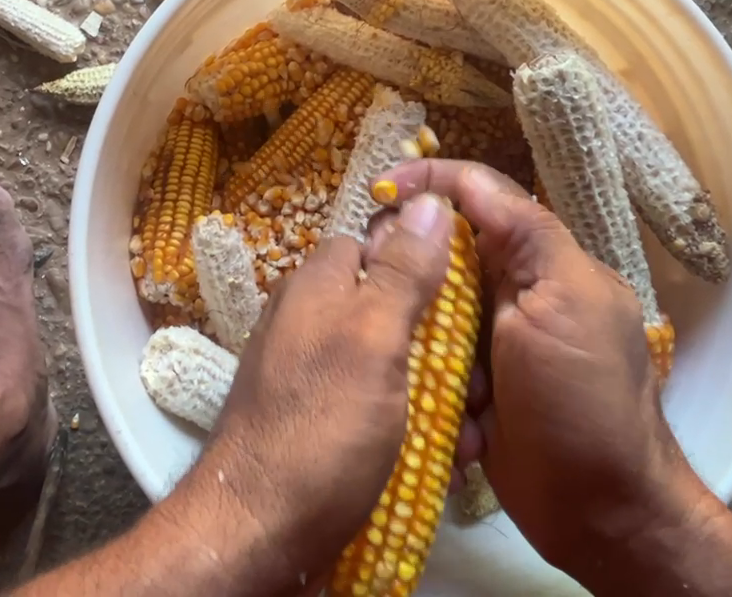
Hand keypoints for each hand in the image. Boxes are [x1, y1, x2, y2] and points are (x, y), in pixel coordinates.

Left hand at [164, 193, 456, 588]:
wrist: (257, 529)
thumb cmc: (320, 424)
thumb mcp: (373, 338)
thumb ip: (403, 273)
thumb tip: (429, 202)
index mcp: (316, 284)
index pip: (373, 244)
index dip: (418, 262)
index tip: (462, 297)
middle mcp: (306, 317)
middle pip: (385, 305)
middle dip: (434, 344)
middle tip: (474, 386)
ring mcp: (306, 369)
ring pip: (384, 360)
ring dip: (428, 393)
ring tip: (464, 435)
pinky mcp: (314, 416)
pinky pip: (368, 402)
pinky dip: (401, 423)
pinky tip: (433, 457)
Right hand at [379, 160, 716, 579]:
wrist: (600, 513)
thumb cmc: (584, 399)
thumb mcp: (566, 302)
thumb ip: (526, 234)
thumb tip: (470, 180)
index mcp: (538, 259)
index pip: (478, 195)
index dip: (429, 182)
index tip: (381, 189)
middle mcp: (511, 289)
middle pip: (441, 248)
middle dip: (408, 261)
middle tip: (376, 280)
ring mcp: (488, 338)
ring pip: (426, 304)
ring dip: (416, 329)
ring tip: (407, 351)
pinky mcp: (469, 382)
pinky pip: (428, 357)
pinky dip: (425, 373)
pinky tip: (428, 396)